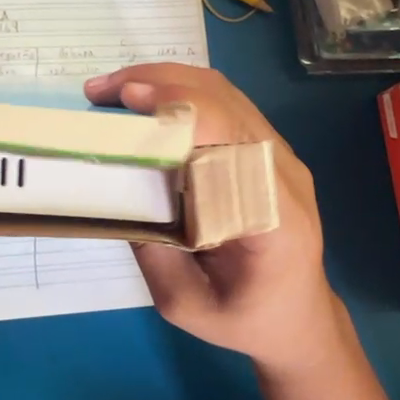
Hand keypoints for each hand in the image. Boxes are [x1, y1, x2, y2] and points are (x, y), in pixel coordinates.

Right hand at [85, 65, 346, 374]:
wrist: (299, 319)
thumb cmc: (244, 319)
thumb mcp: (184, 305)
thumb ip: (152, 252)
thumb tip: (117, 190)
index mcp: (273, 217)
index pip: (233, 140)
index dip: (183, 108)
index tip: (130, 99)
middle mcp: (285, 173)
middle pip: (226, 102)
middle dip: (160, 82)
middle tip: (99, 91)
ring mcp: (282, 156)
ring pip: (226, 94)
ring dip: (167, 80)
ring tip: (113, 89)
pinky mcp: (269, 150)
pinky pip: (227, 105)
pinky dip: (181, 92)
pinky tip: (145, 100)